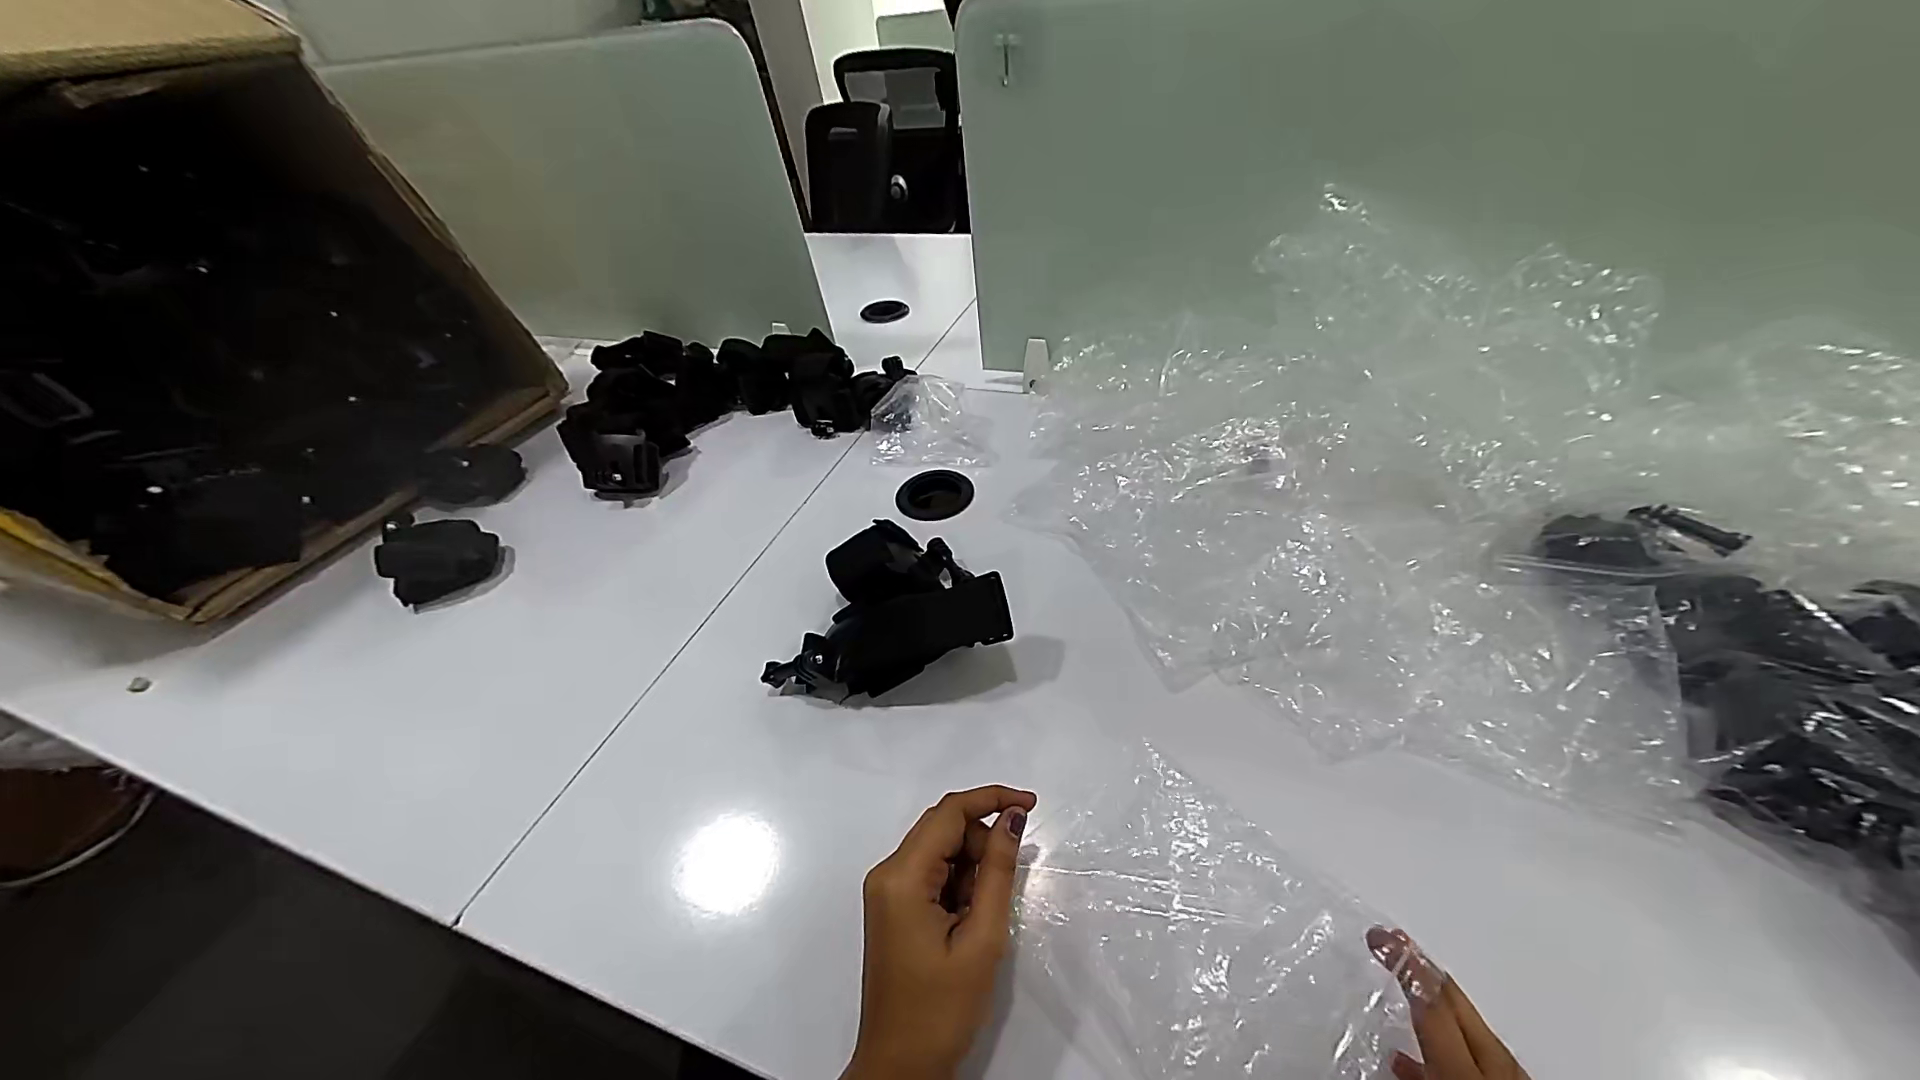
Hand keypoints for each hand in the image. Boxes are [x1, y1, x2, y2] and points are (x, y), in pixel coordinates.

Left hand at [842, 785, 1037, 1079]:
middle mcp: (888, 872)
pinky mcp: (894, 905)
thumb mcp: (982, 938)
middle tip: (1007, 880)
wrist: (899, 1068)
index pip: (949, 812)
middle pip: (943, 828)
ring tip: (985, 912)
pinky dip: (959, 882)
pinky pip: (932, 872)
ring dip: (971, 865)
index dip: (991, 799)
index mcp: (902, 876)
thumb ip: (997, 871)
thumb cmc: (940, 1009)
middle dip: (982, 841)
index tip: (1030, 805)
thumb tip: (1011, 818)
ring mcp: (887, 889)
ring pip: (940, 849)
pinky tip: (971, 916)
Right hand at [1368, 927, 1528, 1079]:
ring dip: (1434, 1001)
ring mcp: (1513, 1079)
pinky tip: (1418, 1059)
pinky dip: (1445, 1041)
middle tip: (1394, 941)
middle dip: (1422, 968)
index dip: (1405, 961)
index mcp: (1473, 1063)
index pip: (1433, 997)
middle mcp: (1497, 1066)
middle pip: (1456, 1003)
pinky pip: (1477, 1054)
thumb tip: (1396, 1055)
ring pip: (1468, 1027)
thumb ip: (1422, 1074)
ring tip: (1404, 984)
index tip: (1381, 935)